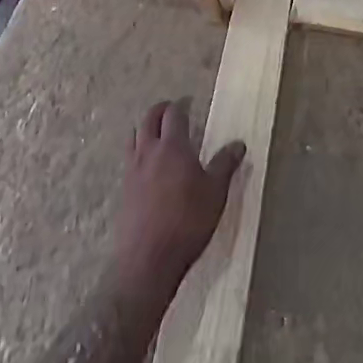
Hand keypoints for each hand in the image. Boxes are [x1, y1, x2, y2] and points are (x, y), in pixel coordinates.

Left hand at [113, 98, 244, 301]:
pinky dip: (139, 152)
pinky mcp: (124, 193)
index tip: (190, 102)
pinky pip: (129, 160)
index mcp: (173, 147)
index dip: (182, 105)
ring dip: (145, 129)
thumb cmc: (187, 221)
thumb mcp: (215, 192)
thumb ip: (225, 164)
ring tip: (157, 133)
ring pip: (134, 138)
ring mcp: (132, 173)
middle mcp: (148, 153)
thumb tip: (238, 144)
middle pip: (148, 120)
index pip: (174, 114)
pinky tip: (149, 167)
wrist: (147, 261)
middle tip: (172, 110)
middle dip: (160, 111)